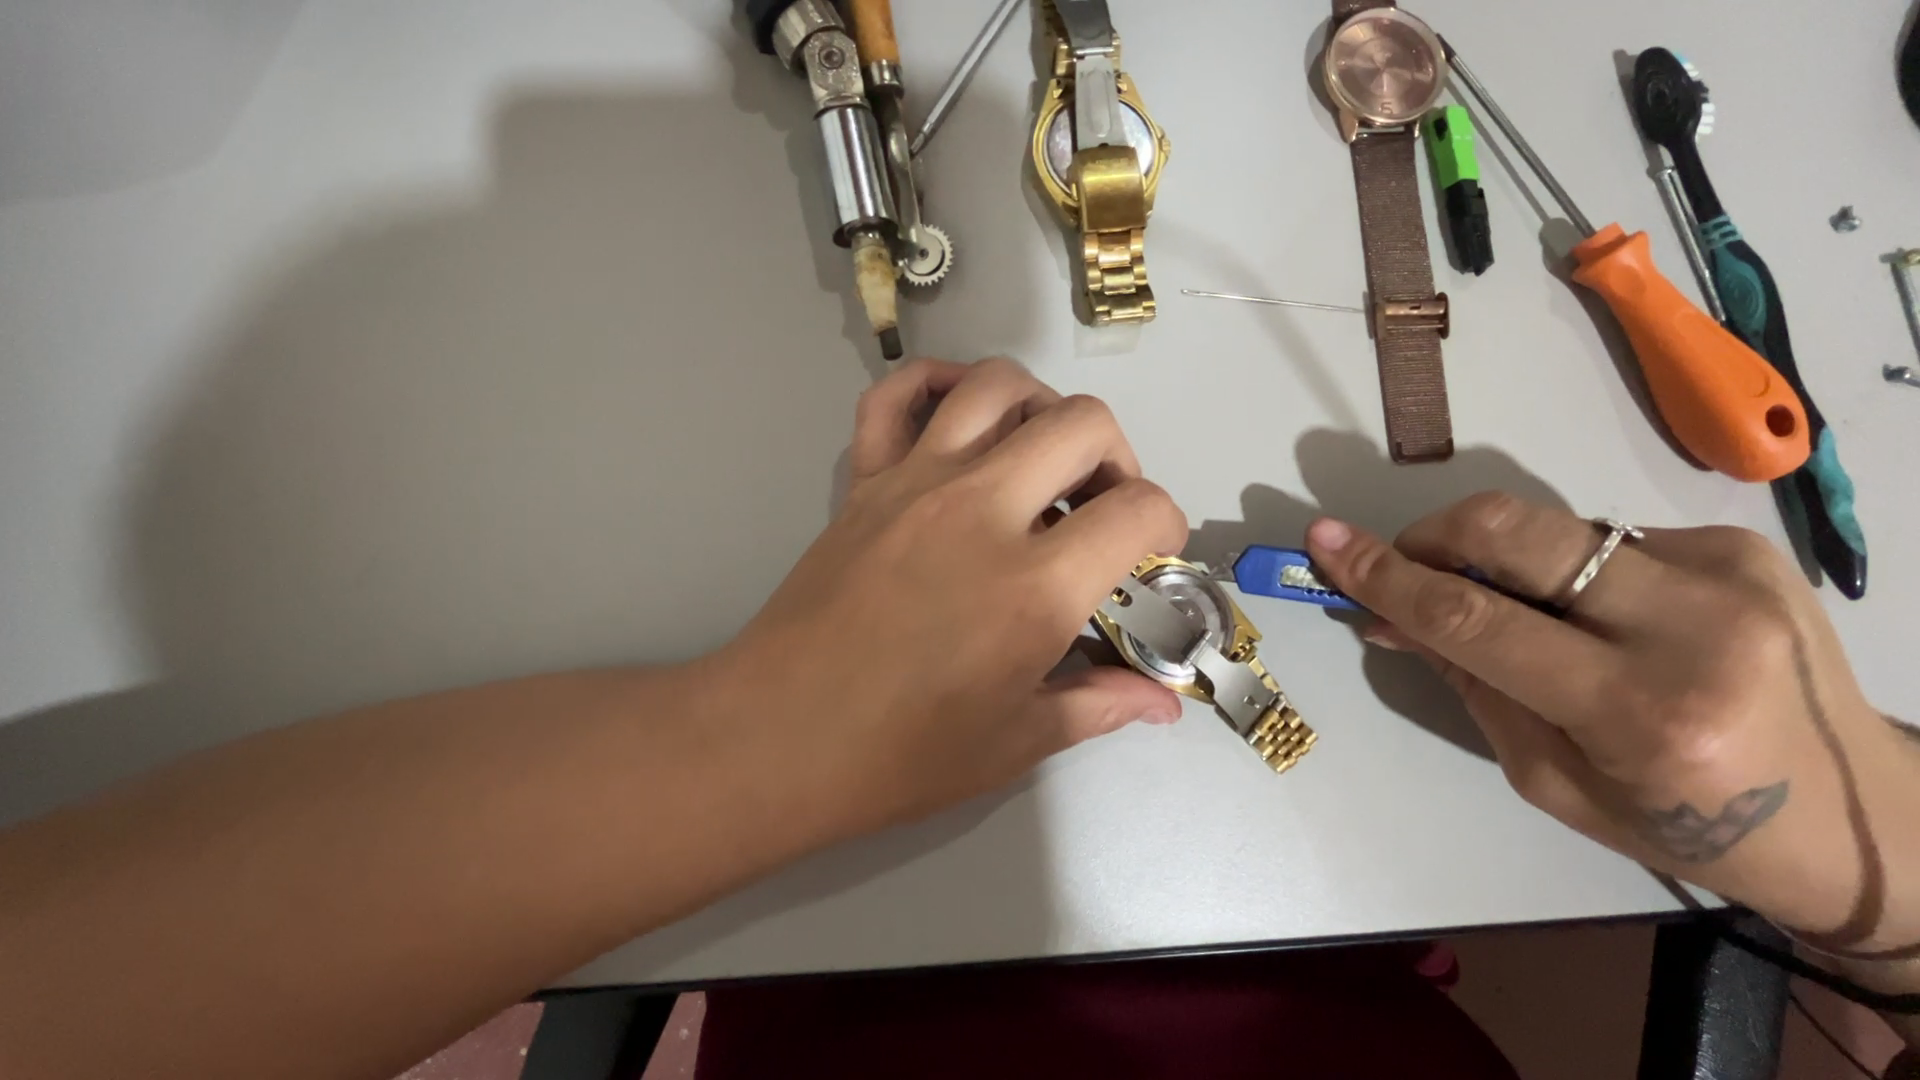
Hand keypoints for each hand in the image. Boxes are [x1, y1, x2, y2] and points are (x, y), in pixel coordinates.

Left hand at [718, 358, 1186, 835]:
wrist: (779, 736)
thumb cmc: (901, 754)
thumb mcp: (1016, 741)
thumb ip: (1100, 704)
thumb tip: (1163, 700)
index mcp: (1034, 586)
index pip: (1137, 508)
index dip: (1165, 524)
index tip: (1148, 554)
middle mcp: (982, 510)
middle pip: (1083, 422)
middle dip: (1117, 456)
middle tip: (1101, 506)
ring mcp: (916, 482)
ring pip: (998, 385)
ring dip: (1041, 409)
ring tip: (1040, 462)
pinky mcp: (864, 480)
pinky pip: (895, 396)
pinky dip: (934, 383)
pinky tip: (959, 418)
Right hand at [1306, 493, 1919, 955]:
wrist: (1859, 818)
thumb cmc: (1680, 821)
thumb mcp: (1548, 772)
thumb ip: (1466, 678)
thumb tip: (1388, 614)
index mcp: (1640, 710)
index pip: (1475, 618)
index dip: (1386, 574)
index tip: (1326, 540)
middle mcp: (1693, 625)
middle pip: (1514, 531)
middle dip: (1432, 536)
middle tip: (1402, 563)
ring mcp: (1727, 574)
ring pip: (1551, 526)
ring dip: (1497, 557)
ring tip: (1503, 606)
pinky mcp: (1740, 548)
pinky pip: (1601, 537)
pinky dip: (1561, 568)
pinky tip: (1587, 612)